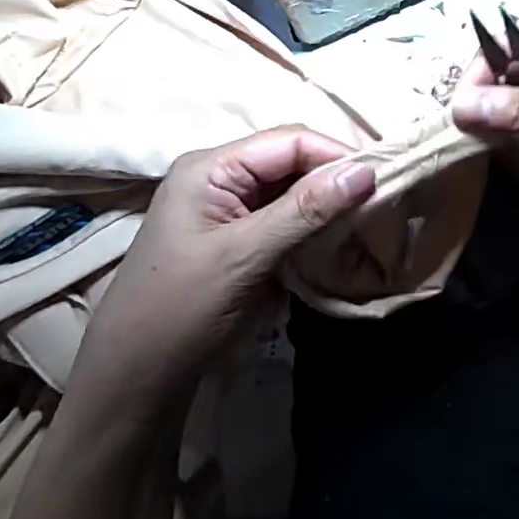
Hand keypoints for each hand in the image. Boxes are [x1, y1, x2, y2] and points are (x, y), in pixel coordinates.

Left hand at [69, 126, 376, 404]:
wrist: (136, 377)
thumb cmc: (182, 309)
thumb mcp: (246, 256)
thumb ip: (306, 210)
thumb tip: (367, 171)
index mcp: (212, 167)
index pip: (290, 141)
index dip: (337, 154)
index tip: (381, 179)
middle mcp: (222, 175)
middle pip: (293, 158)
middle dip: (335, 176)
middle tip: (379, 199)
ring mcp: (231, 204)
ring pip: (294, 185)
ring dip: (328, 199)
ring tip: (366, 215)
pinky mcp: (241, 232)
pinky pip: (287, 212)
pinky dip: (315, 221)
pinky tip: (338, 234)